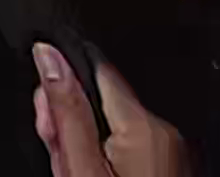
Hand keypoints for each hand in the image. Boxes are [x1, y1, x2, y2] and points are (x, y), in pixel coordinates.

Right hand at [33, 44, 189, 176]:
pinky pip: (124, 145)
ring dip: (80, 141)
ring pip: (105, 124)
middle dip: (66, 118)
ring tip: (75, 173)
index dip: (59, 81)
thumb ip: (64, 106)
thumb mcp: (80, 167)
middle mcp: (165, 137)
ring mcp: (172, 157)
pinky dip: (100, 156)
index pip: (90, 67)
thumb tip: (47, 54)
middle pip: (96, 98)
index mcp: (145, 128)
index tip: (47, 111)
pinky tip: (91, 176)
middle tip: (59, 153)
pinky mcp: (169, 172)